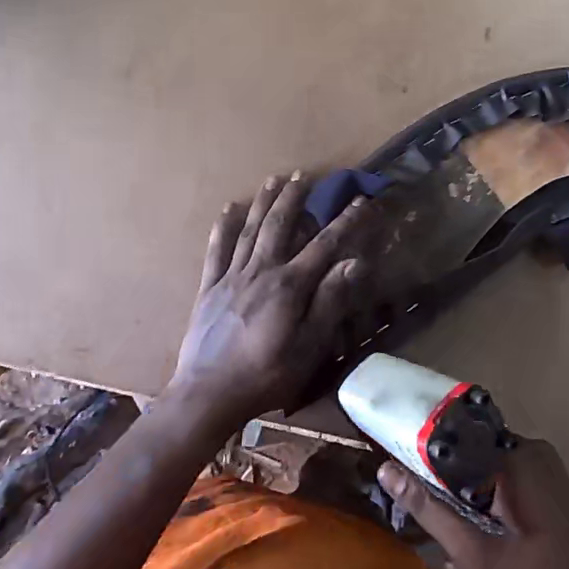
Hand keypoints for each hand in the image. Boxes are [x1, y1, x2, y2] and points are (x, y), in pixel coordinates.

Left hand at [168, 173, 369, 427]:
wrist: (208, 393)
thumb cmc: (266, 376)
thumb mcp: (308, 348)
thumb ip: (329, 303)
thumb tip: (352, 263)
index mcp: (288, 287)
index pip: (323, 246)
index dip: (344, 222)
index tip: (360, 201)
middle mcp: (259, 272)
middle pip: (279, 226)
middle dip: (294, 198)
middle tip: (304, 174)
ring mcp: (230, 278)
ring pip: (249, 231)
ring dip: (262, 203)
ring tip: (272, 179)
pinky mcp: (208, 289)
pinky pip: (216, 250)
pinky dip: (223, 227)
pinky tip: (228, 209)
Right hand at [378, 439, 568, 568]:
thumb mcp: (474, 554)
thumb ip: (429, 508)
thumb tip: (385, 469)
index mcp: (514, 457)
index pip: (450, 439)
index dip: (419, 456)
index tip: (398, 474)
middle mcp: (532, 449)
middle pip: (467, 449)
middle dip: (442, 475)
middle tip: (419, 505)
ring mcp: (547, 465)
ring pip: (485, 462)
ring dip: (464, 485)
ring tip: (444, 516)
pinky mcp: (552, 481)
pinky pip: (505, 472)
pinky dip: (486, 490)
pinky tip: (475, 520)